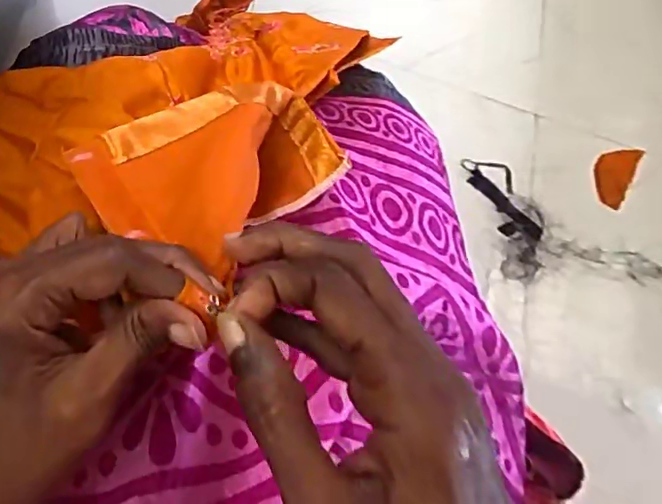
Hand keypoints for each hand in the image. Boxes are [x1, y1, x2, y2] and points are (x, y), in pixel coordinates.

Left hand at [0, 214, 218, 503]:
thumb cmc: (23, 449)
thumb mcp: (87, 400)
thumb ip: (135, 342)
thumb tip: (193, 313)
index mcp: (21, 290)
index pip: (106, 256)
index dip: (162, 272)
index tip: (208, 296)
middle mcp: (10, 266)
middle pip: (95, 241)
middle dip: (149, 266)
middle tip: (196, 295)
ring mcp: (7, 273)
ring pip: (82, 243)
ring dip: (124, 268)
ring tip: (158, 307)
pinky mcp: (12, 287)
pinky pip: (66, 263)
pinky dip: (99, 280)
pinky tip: (120, 314)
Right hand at [217, 223, 502, 503]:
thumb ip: (275, 412)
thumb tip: (232, 325)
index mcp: (416, 391)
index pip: (336, 288)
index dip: (274, 281)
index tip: (229, 312)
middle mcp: (432, 366)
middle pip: (358, 267)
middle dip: (290, 248)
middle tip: (232, 249)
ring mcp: (432, 377)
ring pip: (364, 290)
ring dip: (302, 273)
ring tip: (244, 276)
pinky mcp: (421, 394)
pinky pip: (365, 330)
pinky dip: (316, 314)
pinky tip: (274, 322)